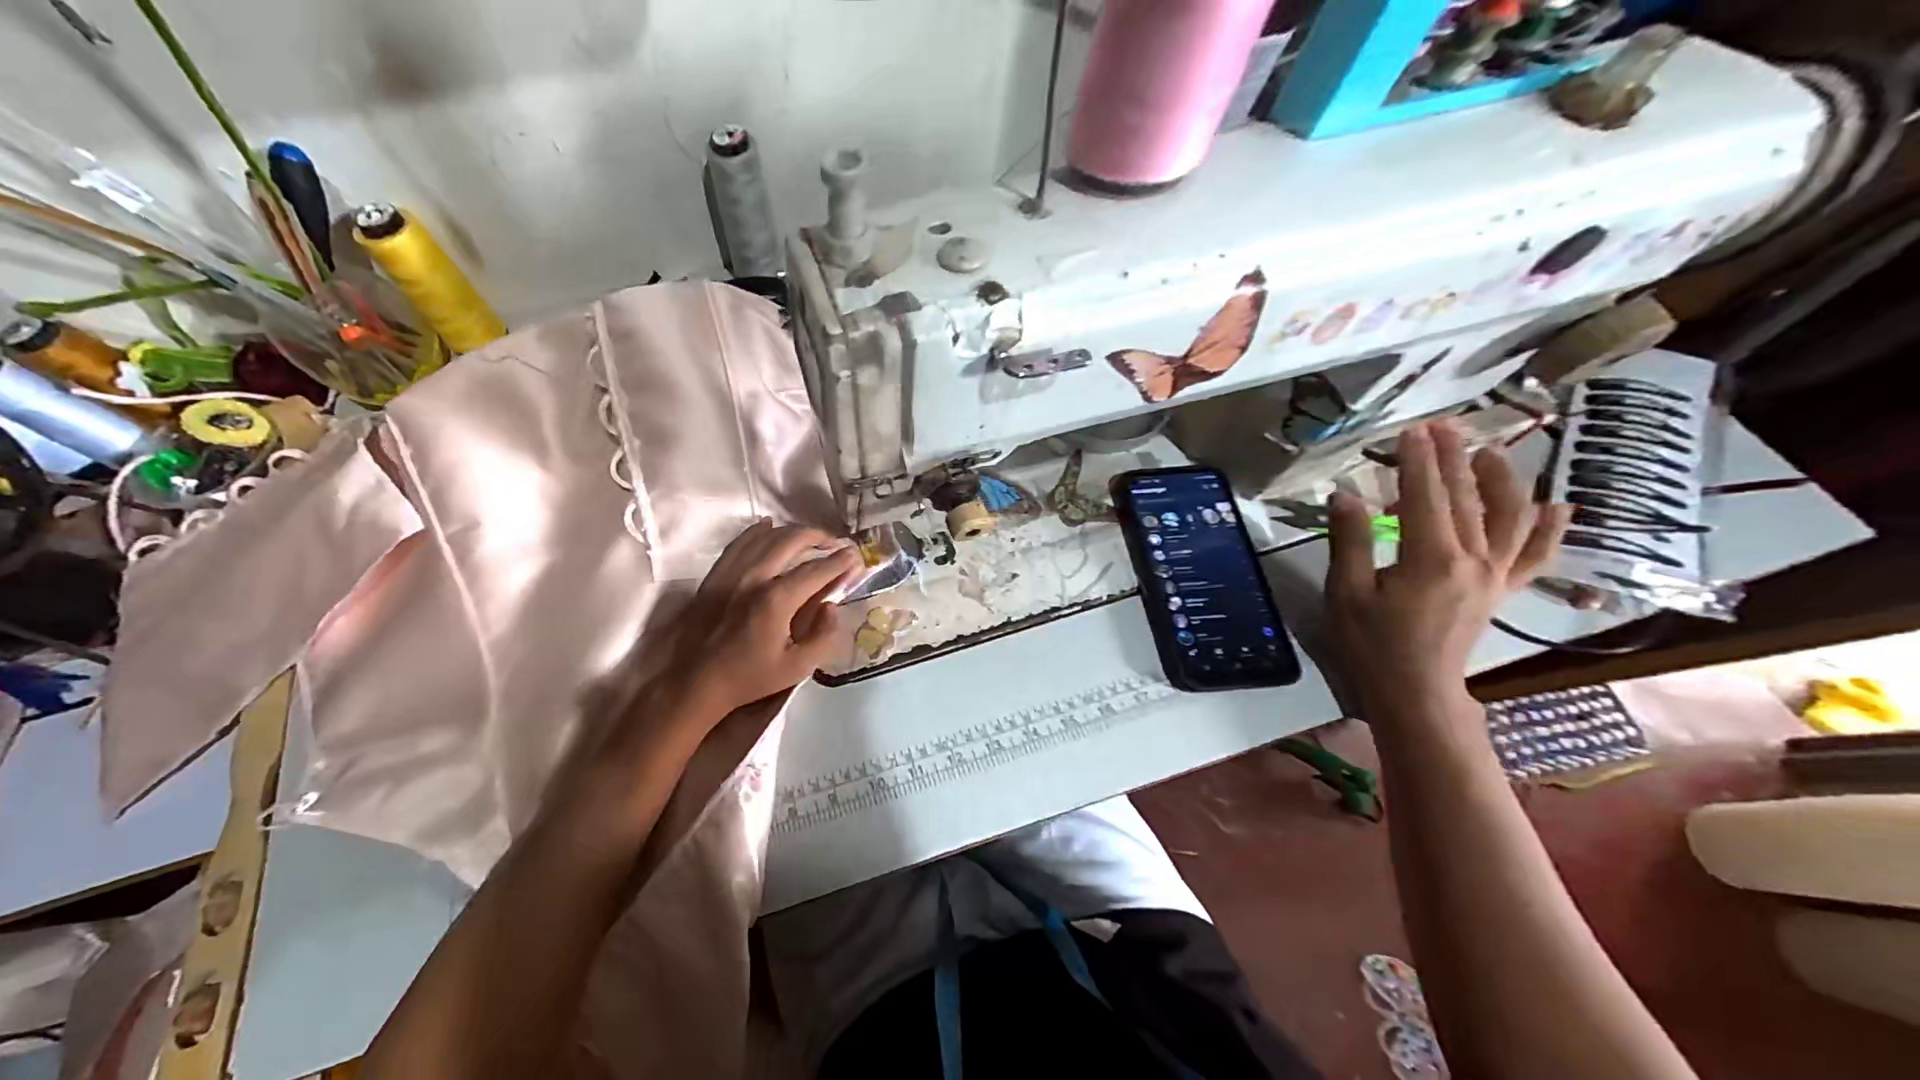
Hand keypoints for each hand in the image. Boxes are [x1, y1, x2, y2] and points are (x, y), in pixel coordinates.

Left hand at [661, 520, 860, 720]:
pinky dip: (757, 531)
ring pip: (766, 536)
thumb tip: (832, 606)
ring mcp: (732, 572)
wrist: (697, 681)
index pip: (816, 570)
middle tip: (835, 543)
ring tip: (810, 537)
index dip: (840, 560)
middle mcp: (755, 577)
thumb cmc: (750, 677)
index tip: (855, 556)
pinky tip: (768, 525)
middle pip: (792, 540)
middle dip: (819, 537)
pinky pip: (739, 542)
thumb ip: (823, 635)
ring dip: (792, 531)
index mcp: (777, 600)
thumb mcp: (797, 667)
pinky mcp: (716, 575)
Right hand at [1326, 420, 1569, 721]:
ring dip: (1502, 479)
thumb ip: (1350, 541)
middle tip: (1441, 426)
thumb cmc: (1372, 644)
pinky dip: (1549, 529)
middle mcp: (1472, 560)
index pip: (1425, 496)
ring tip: (1489, 453)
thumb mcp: (1345, 593)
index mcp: (1431, 559)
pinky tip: (1558, 506)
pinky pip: (1535, 555)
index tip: (1410, 430)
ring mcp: (1494, 575)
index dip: (1417, 460)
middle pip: (1466, 497)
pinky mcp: (1502, 589)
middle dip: (1452, 457)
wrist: (1415, 690)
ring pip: (1511, 517)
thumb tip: (1345, 495)